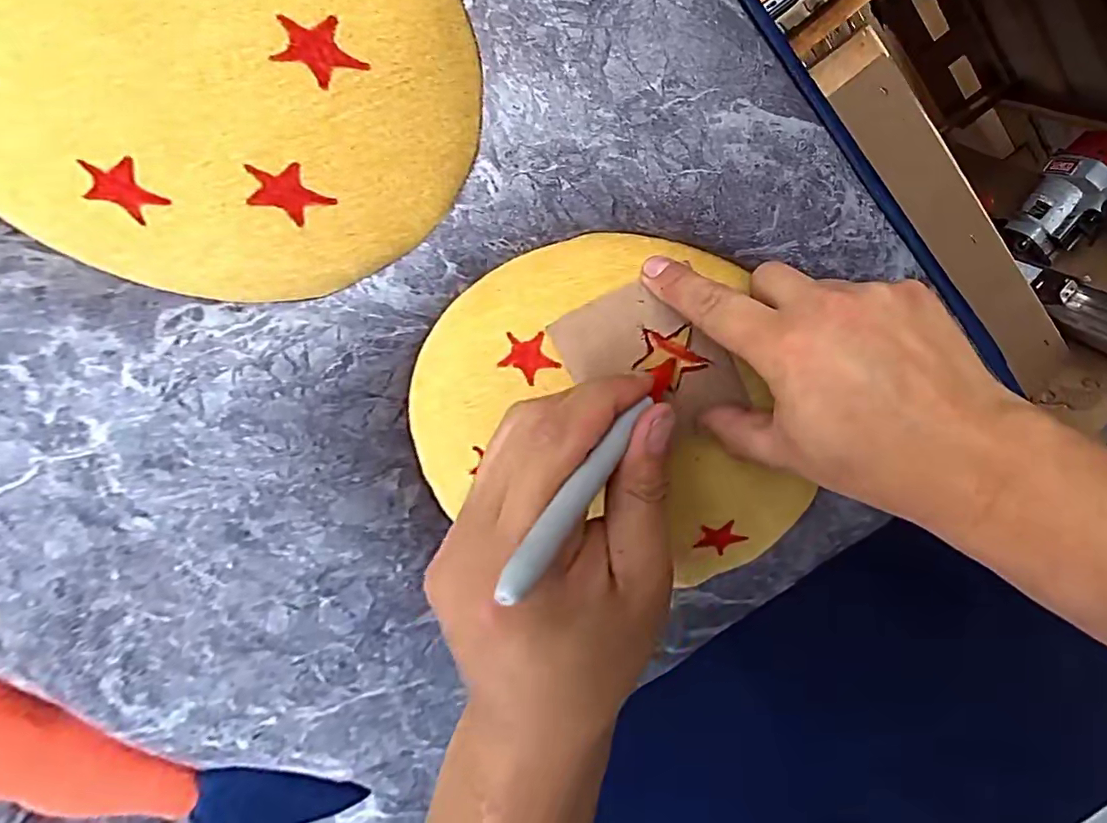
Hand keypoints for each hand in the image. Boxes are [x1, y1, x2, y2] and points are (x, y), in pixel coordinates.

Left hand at [424, 376, 675, 820]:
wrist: (534, 723)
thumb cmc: (602, 659)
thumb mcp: (643, 577)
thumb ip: (644, 491)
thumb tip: (656, 415)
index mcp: (513, 562)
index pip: (555, 448)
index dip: (604, 402)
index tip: (650, 385)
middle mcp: (466, 542)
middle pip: (524, 432)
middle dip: (588, 402)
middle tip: (640, 403)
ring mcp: (450, 539)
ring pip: (507, 438)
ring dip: (566, 416)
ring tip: (616, 423)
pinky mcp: (453, 538)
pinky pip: (501, 463)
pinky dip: (547, 441)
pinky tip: (582, 452)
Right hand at [639, 257, 1039, 525]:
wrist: (964, 451)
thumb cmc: (871, 462)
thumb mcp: (795, 454)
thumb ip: (740, 429)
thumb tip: (706, 414)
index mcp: (784, 347)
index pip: (718, 307)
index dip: (682, 286)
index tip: (657, 266)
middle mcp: (823, 307)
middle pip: (769, 277)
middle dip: (763, 301)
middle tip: (782, 342)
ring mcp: (871, 293)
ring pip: (825, 289)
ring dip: (822, 315)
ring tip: (854, 362)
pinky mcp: (910, 292)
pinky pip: (872, 295)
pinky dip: (868, 318)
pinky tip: (893, 356)